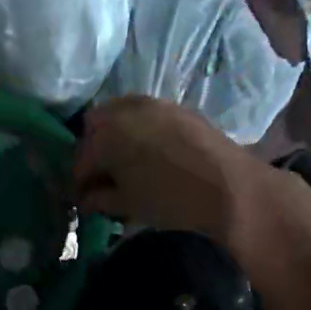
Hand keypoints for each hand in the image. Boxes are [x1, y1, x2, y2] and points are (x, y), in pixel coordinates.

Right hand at [74, 97, 270, 244]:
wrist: (232, 191)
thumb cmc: (171, 203)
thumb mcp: (128, 205)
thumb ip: (100, 199)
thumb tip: (87, 198)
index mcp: (106, 136)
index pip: (79, 160)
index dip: (78, 182)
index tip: (82, 199)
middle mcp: (126, 110)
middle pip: (95, 128)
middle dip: (93, 153)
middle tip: (100, 180)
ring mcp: (155, 104)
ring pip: (120, 117)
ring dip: (115, 139)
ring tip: (124, 168)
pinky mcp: (178, 108)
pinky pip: (145, 116)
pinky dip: (138, 133)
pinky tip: (148, 157)